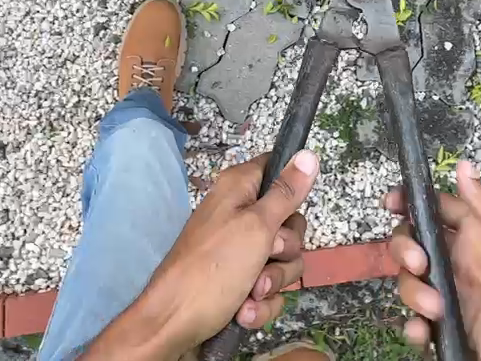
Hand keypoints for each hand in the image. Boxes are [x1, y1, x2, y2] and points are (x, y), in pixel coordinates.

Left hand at [82, 150, 318, 360]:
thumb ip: (286, 192)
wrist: (172, 326)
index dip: (291, 188)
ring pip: (282, 260)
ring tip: (251, 294)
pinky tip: (244, 313)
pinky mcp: (239, 282)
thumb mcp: (257, 226)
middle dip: (285, 250)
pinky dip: (260, 304)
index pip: (277, 168)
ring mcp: (240, 251)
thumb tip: (308, 153)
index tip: (288, 211)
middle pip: (289, 222)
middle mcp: (240, 213)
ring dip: (272, 282)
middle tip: (267, 257)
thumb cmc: (213, 267)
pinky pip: (268, 288)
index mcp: (240, 188)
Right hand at [386, 161, 480, 360]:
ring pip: (410, 280)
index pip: (436, 207)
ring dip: (413, 291)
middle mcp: (458, 260)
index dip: (411, 201)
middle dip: (405, 248)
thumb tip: (463, 164)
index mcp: (476, 234)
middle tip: (418, 264)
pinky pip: (416, 321)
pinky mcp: (446, 328)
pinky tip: (423, 332)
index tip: (390, 203)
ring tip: (436, 310)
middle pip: (413, 241)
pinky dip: (413, 326)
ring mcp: (450, 295)